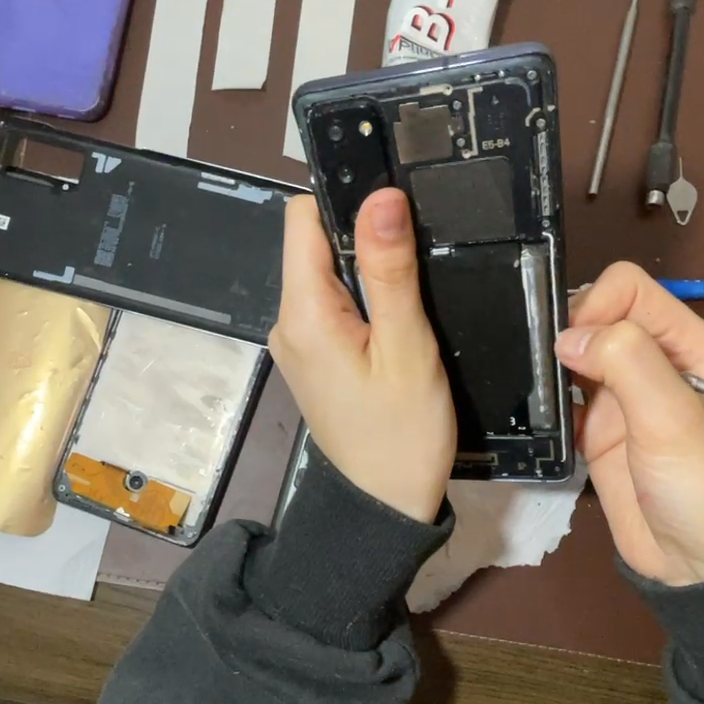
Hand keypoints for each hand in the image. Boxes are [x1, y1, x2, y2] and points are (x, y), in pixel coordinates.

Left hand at [270, 190, 455, 522]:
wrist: (384, 506)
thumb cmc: (402, 435)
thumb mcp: (407, 349)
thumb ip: (390, 272)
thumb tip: (380, 197)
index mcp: (302, 313)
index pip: (302, 219)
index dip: (344, 199)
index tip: (393, 204)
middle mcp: (286, 322)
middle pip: (314, 245)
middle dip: (362, 236)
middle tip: (418, 248)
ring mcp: (296, 344)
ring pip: (326, 276)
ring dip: (366, 269)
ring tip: (412, 286)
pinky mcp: (312, 360)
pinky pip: (331, 307)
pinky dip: (362, 299)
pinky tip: (395, 316)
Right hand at [556, 263, 703, 584]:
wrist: (701, 567)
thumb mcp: (676, 421)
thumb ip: (628, 365)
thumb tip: (568, 336)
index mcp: (688, 345)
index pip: (629, 290)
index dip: (594, 307)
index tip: (572, 349)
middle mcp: (654, 362)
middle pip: (598, 316)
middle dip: (567, 331)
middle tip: (546, 370)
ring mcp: (623, 397)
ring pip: (576, 353)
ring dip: (551, 363)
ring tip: (533, 389)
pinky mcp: (598, 429)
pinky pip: (564, 396)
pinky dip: (546, 397)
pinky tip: (536, 413)